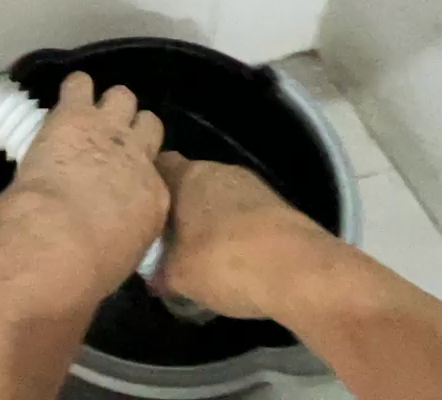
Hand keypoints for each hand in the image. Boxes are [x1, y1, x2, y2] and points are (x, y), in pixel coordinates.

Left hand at [0, 71, 169, 300]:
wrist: (58, 240)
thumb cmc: (85, 270)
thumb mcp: (121, 260)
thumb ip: (122, 239)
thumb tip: (109, 242)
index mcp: (155, 199)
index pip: (158, 174)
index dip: (139, 172)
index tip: (123, 179)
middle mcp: (139, 157)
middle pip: (149, 124)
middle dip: (131, 129)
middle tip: (109, 140)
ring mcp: (108, 130)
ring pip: (122, 95)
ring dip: (106, 105)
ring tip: (87, 116)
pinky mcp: (75, 115)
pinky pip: (79, 84)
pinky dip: (73, 89)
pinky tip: (64, 100)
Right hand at [152, 152, 334, 319]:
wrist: (298, 269)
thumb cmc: (224, 262)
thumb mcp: (179, 276)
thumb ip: (161, 271)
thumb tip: (155, 276)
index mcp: (188, 176)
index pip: (161, 165)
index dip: (151, 184)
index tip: (143, 208)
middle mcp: (219, 170)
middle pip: (192, 181)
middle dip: (183, 207)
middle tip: (172, 239)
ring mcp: (252, 185)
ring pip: (221, 197)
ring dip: (213, 219)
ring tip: (205, 254)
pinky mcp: (278, 205)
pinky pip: (246, 214)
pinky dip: (239, 231)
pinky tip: (237, 260)